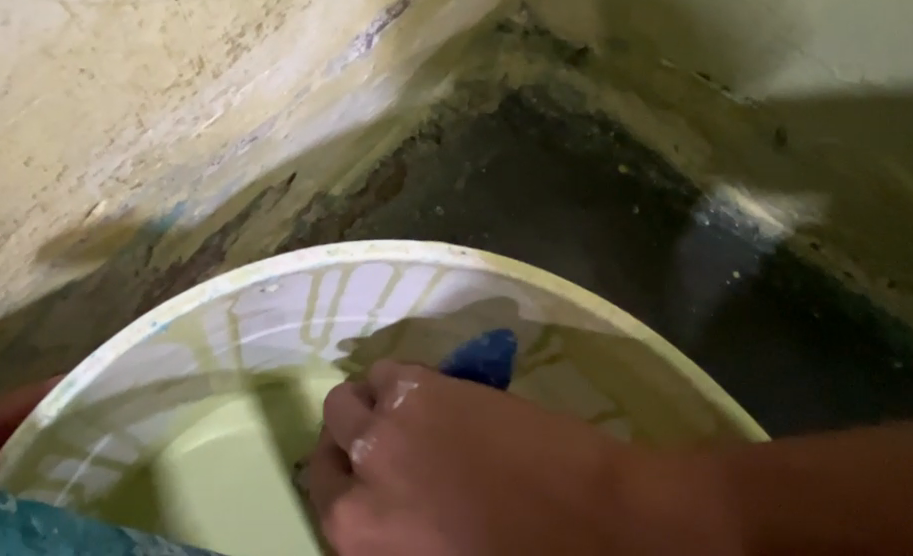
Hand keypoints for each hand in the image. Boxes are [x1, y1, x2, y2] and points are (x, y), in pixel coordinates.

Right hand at [303, 361, 740, 555]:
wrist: (590, 523)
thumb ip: (390, 536)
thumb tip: (380, 513)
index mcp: (358, 540)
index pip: (322, 503)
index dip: (342, 488)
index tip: (361, 481)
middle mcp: (357, 482)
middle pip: (326, 449)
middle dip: (347, 447)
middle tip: (383, 446)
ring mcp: (383, 429)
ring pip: (344, 402)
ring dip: (368, 408)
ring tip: (405, 415)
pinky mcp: (415, 388)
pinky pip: (381, 372)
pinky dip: (395, 382)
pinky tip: (429, 395)